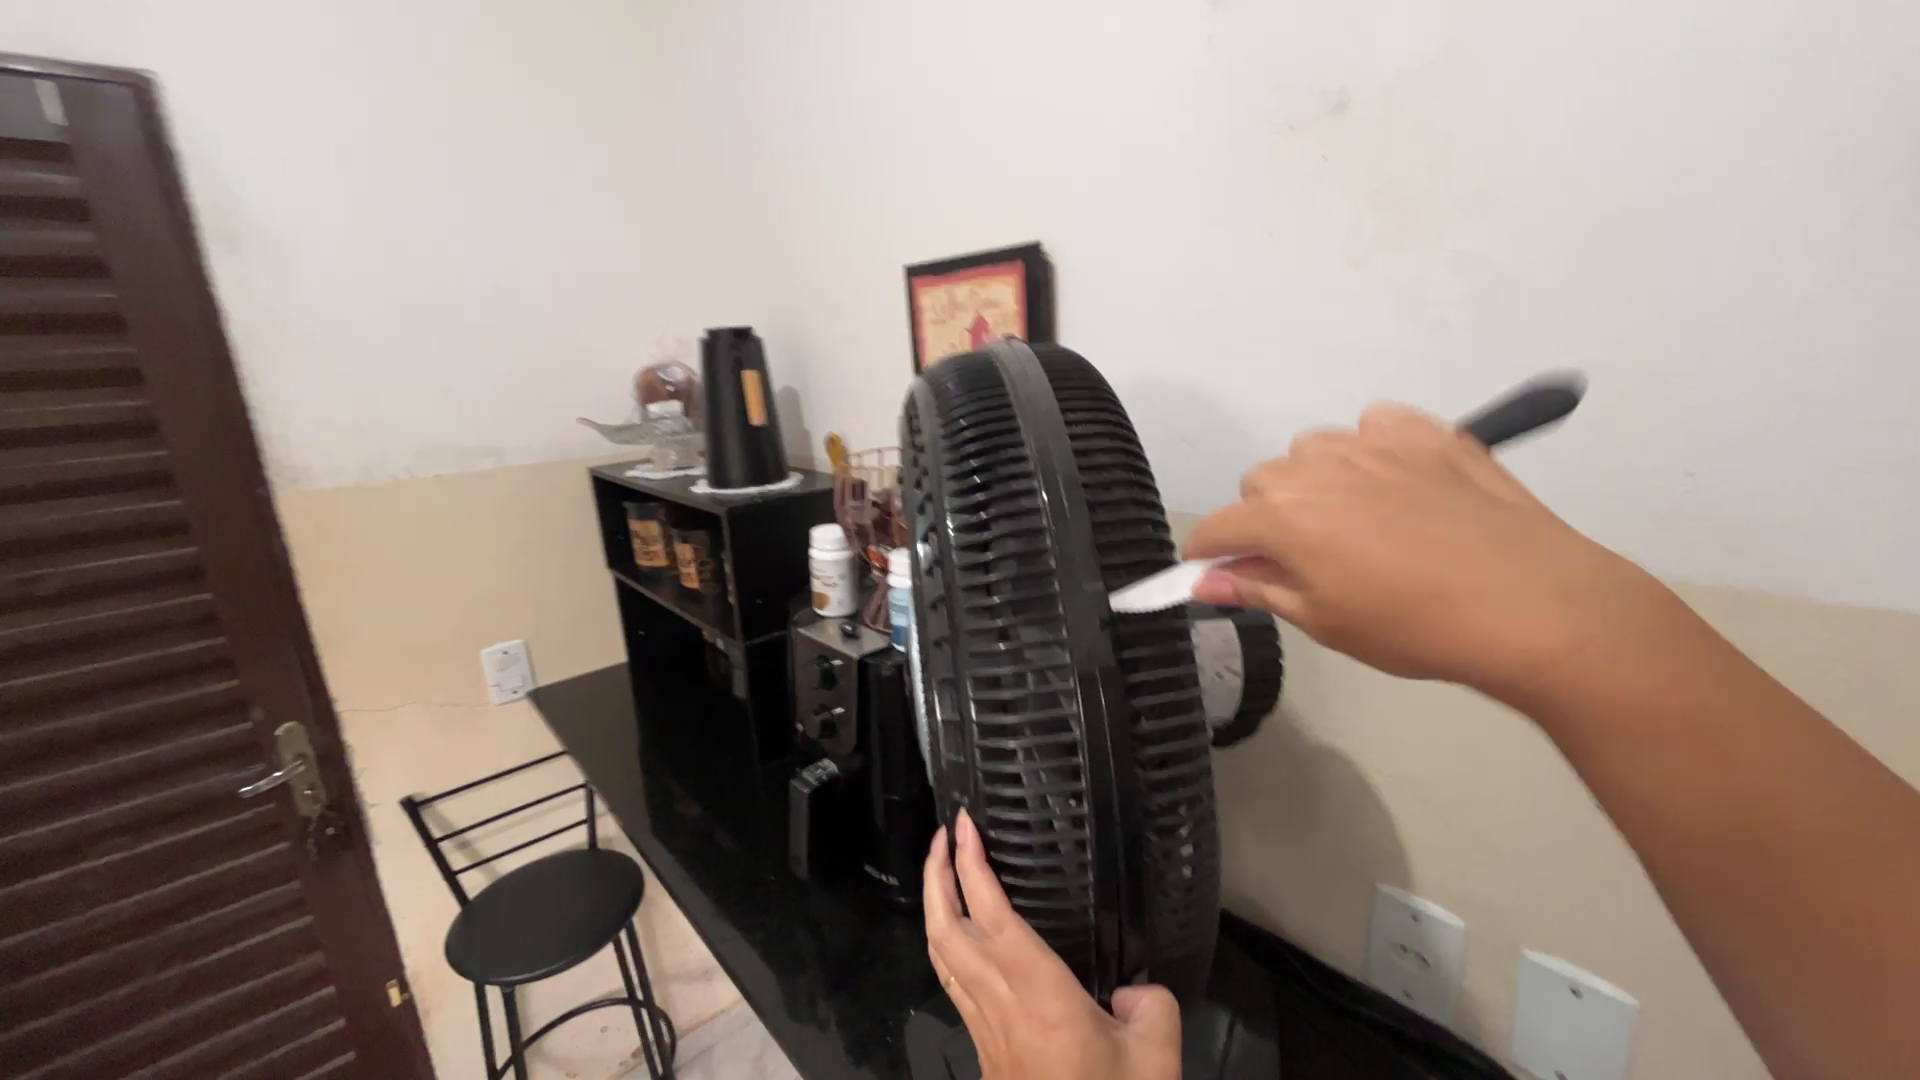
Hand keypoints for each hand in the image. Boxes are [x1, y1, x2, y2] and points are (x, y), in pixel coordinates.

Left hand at [923, 809, 1180, 1079]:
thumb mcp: (1154, 1056)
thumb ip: (1151, 1004)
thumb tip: (1131, 989)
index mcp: (1035, 990)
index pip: (989, 911)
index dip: (970, 863)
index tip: (963, 825)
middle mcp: (996, 1000)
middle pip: (945, 927)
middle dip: (936, 875)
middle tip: (942, 836)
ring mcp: (981, 1025)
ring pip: (939, 954)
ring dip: (934, 905)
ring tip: (940, 871)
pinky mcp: (981, 1047)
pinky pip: (950, 980)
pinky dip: (944, 942)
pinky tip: (957, 937)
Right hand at [1185, 404, 1666, 701]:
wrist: (1531, 605)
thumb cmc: (1412, 626)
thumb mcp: (1322, 620)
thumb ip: (1255, 590)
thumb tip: (1204, 582)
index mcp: (1280, 517)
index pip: (1216, 528)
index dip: (1210, 557)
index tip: (1223, 576)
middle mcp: (1314, 467)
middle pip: (1260, 481)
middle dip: (1267, 516)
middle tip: (1307, 557)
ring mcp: (1372, 442)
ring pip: (1313, 450)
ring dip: (1316, 480)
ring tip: (1356, 518)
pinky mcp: (1427, 431)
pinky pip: (1375, 425)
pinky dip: (1372, 449)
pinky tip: (1399, 483)